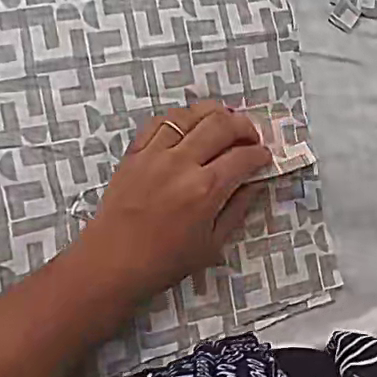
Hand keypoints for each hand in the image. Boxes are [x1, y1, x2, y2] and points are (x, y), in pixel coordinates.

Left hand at [68, 100, 270, 307]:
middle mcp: (182, 164)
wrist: (112, 262)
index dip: (260, 154)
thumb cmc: (164, 260)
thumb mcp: (212, 243)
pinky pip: (161, 121)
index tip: (264, 157)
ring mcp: (155, 154)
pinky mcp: (135, 152)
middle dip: (245, 126)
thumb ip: (237, 209)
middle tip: (250, 138)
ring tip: (223, 124)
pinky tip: (189, 127)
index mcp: (205, 190)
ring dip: (214, 114)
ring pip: (192, 114)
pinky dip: (180, 118)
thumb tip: (254, 184)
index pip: (244, 156)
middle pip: (222, 124)